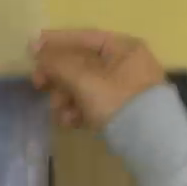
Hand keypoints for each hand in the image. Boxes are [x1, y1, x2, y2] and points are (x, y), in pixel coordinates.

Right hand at [30, 29, 167, 129]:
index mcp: (124, 47)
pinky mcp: (126, 111)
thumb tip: (36, 47)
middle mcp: (127, 63)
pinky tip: (70, 122)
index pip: (84, 37)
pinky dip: (80, 109)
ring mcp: (128, 88)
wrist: (153, 148)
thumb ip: (58, 63)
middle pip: (83, 63)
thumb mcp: (84, 80)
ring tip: (58, 112)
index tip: (33, 47)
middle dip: (59, 77)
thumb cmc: (118, 102)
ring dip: (67, 97)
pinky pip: (96, 103)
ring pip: (87, 85)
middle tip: (38, 84)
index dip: (57, 41)